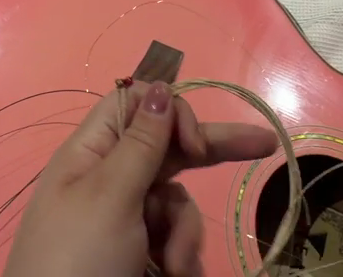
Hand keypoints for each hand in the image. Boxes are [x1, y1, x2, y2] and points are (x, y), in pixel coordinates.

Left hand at [3, 80, 278, 276]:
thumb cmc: (78, 262)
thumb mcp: (108, 198)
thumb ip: (141, 143)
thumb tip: (159, 84)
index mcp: (91, 154)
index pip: (136, 105)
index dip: (170, 112)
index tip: (195, 145)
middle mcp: (110, 180)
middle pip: (168, 150)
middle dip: (211, 151)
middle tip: (264, 144)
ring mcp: (126, 223)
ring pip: (178, 204)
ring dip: (184, 235)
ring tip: (171, 268)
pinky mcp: (140, 259)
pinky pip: (176, 243)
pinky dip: (181, 260)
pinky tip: (172, 276)